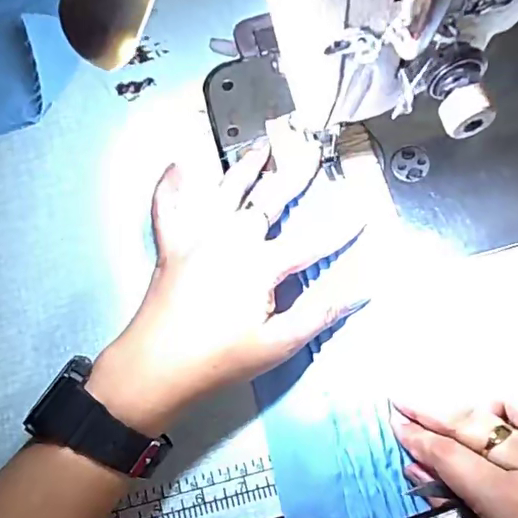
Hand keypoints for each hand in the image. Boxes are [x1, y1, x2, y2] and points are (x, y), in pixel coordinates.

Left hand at [90, 139, 365, 432]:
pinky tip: (175, 167)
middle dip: (294, 173)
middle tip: (310, 151)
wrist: (155, 369)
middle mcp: (228, 241)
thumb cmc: (218, 360)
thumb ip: (320, 313)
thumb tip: (360, 292)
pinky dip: (172, 185)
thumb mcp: (279, 343)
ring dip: (245, 167)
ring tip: (260, 147)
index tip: (363, 212)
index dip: (342, 228)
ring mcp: (196, 240)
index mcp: (258, 265)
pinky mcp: (172, 248)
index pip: (312, 242)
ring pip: (223, 191)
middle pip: (268, 199)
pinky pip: (169, 208)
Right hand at [392, 383, 517, 517]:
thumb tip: (428, 483)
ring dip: (485, 405)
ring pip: (516, 403)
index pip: (449, 455)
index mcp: (509, 499)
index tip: (396, 420)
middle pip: (473, 422)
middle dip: (434, 409)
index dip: (417, 436)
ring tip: (473, 415)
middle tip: (407, 398)